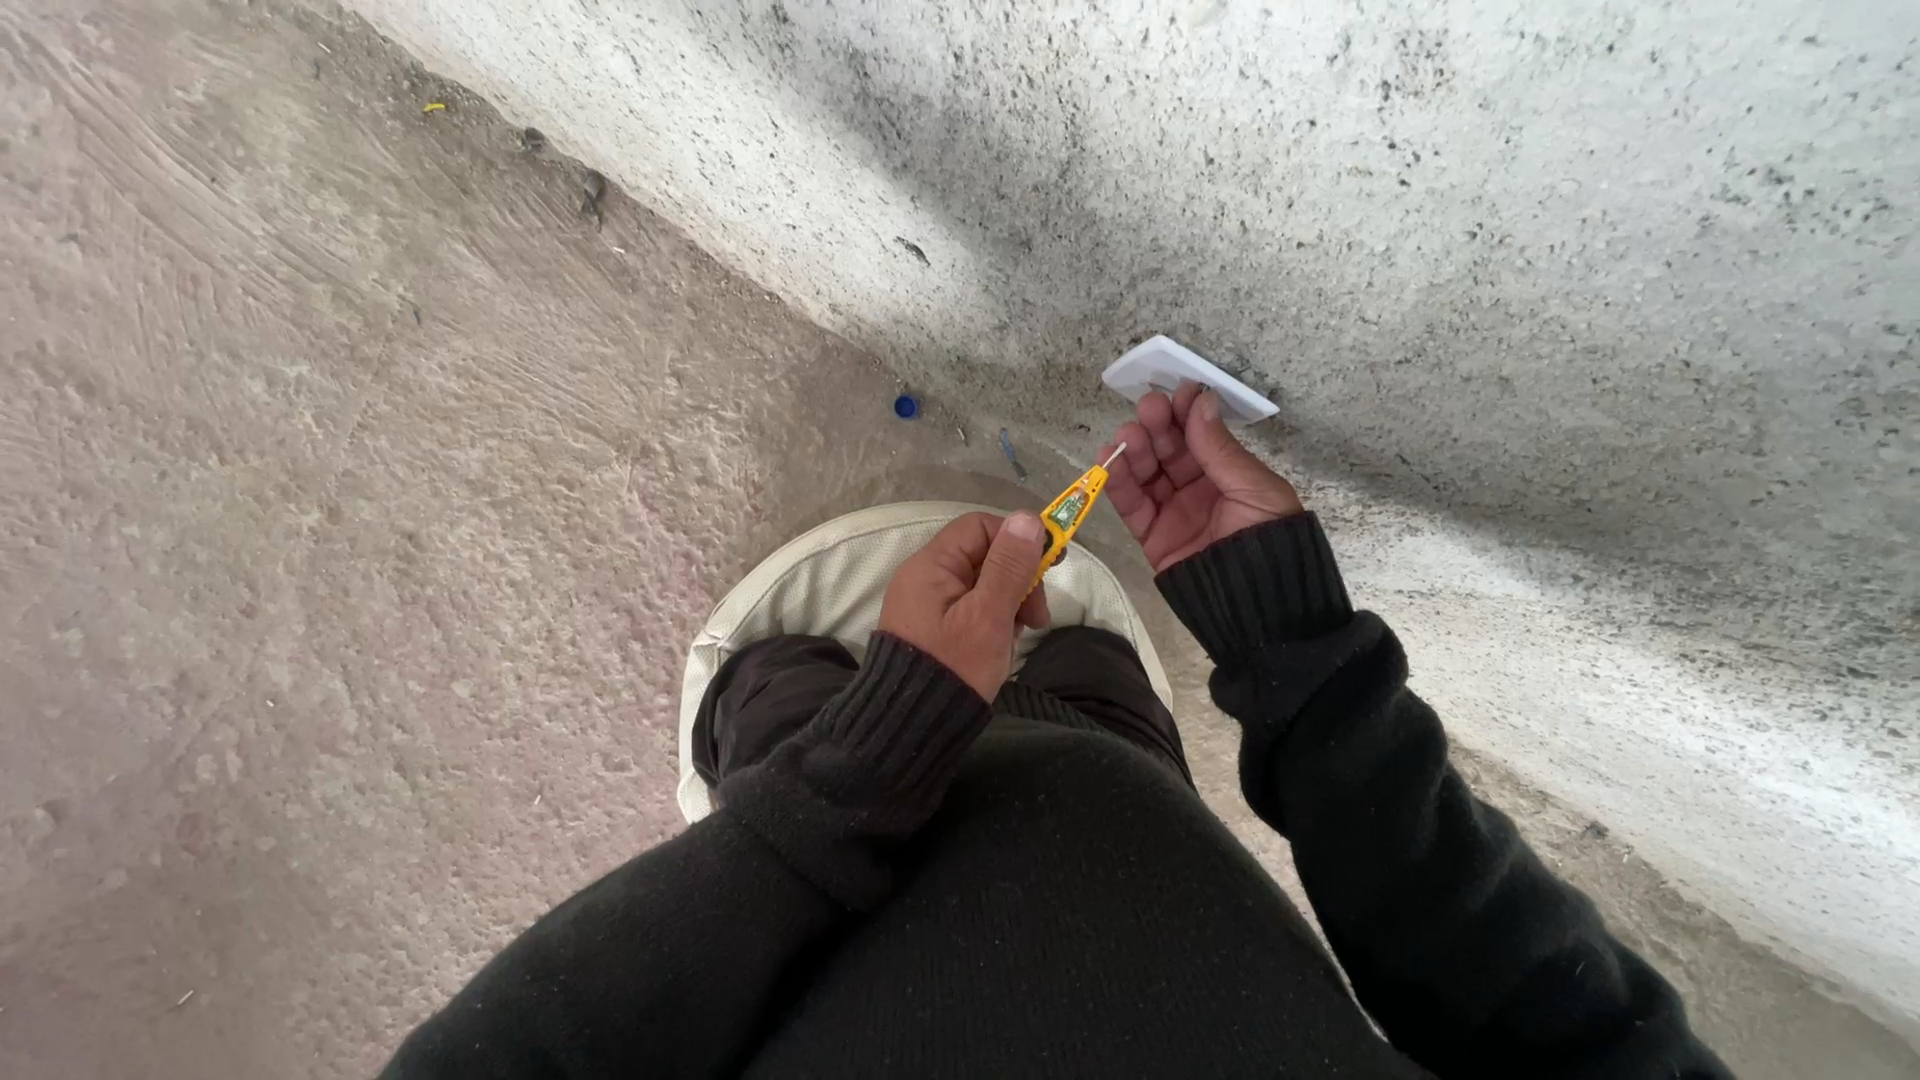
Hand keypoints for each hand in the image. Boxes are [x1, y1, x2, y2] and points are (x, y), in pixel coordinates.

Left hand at [877, 512, 1050, 700]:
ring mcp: (927, 604)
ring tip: (1020, 635)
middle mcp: (924, 577)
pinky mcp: (933, 628)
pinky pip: (971, 608)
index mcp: (931, 565)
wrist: (912, 726)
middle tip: (1038, 617)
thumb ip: (1009, 566)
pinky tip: (1003, 644)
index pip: (980, 527)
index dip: (1017, 539)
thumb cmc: (955, 666)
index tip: (1050, 564)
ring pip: (981, 584)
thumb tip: (1027, 518)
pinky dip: (993, 620)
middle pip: (983, 556)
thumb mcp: (989, 615)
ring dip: (1010, 602)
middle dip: (1018, 579)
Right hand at [1103, 381, 1304, 572]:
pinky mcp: (1151, 534)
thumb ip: (1220, 449)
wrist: (1256, 603)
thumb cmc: (1267, 540)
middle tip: (1148, 409)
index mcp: (1227, 474)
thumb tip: (1201, 401)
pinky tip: (1108, 460)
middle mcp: (1197, 488)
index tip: (1178, 392)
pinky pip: (1130, 504)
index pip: (1201, 435)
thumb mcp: (1254, 488)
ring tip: (1126, 435)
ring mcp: (1172, 510)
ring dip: (1133, 449)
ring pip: (1145, 472)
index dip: (1187, 412)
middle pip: (1168, 449)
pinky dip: (1116, 482)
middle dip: (1157, 426)